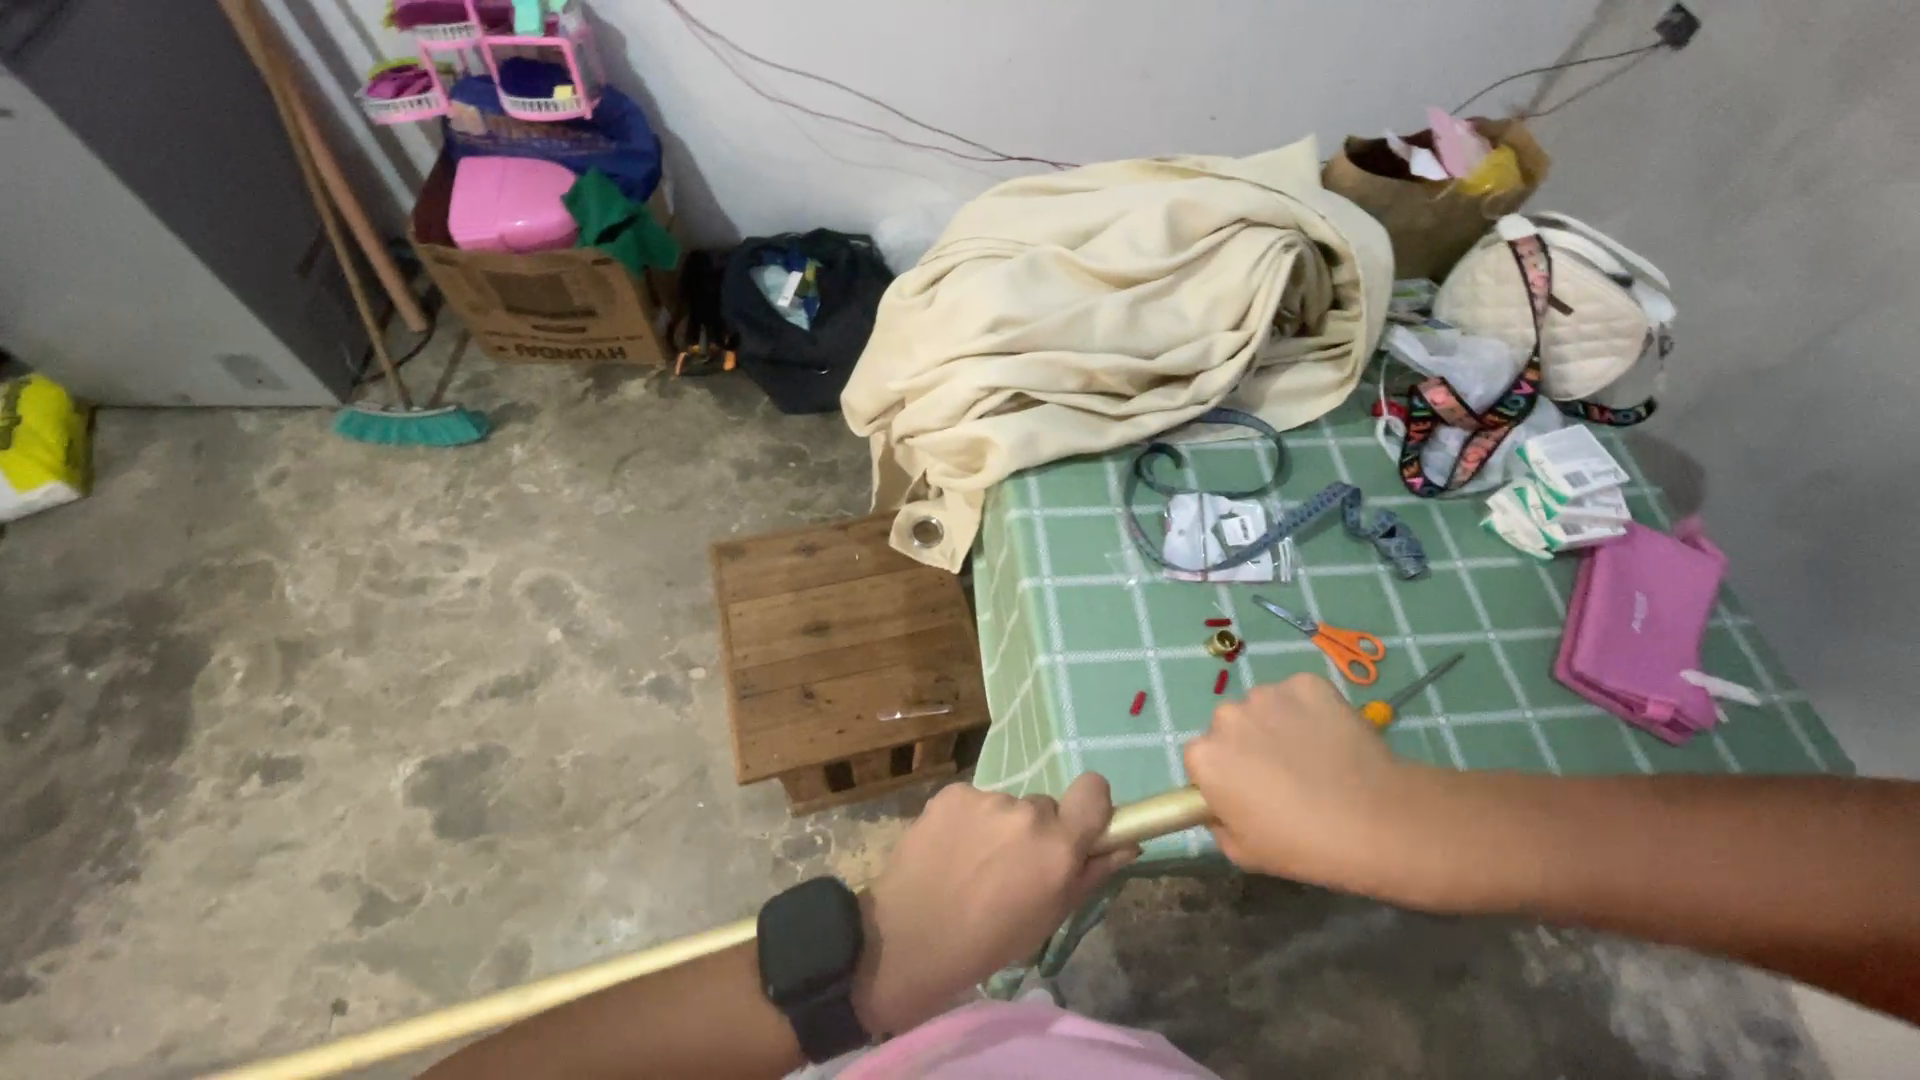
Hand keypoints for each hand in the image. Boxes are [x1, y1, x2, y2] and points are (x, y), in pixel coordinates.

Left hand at [852, 774, 1137, 1032]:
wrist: (909, 938)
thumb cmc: (989, 940)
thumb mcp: (1050, 917)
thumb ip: (1090, 874)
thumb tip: (1128, 842)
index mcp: (1058, 846)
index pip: (1094, 789)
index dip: (1091, 804)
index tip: (1079, 826)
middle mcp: (1026, 813)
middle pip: (1045, 807)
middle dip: (1036, 831)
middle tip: (1011, 867)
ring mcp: (985, 798)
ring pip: (1006, 806)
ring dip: (998, 828)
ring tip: (972, 865)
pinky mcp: (950, 793)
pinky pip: (973, 802)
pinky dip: (967, 821)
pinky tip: (950, 852)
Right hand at [1184, 674, 1432, 899]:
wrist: (1375, 821)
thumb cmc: (1302, 845)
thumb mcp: (1242, 852)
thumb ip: (1218, 821)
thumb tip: (1222, 805)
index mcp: (1205, 755)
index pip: (1201, 758)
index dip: (1224, 775)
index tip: (1248, 793)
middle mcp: (1227, 715)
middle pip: (1229, 726)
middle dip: (1248, 744)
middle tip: (1282, 775)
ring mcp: (1267, 695)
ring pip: (1263, 708)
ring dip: (1277, 725)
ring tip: (1312, 756)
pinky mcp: (1306, 683)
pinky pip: (1297, 695)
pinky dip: (1309, 711)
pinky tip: (1330, 739)